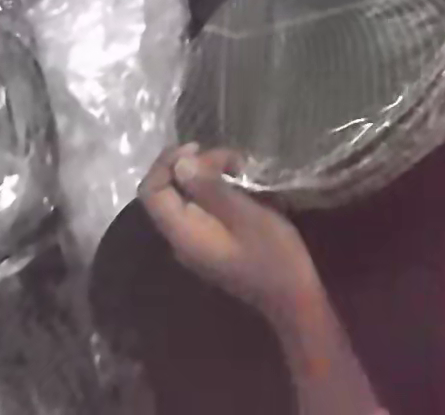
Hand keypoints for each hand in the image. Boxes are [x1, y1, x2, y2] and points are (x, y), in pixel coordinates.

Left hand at [138, 145, 322, 325]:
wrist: (292, 297)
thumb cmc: (273, 254)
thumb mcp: (246, 215)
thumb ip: (211, 190)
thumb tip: (181, 163)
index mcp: (185, 234)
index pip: (152, 193)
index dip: (166, 163)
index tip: (198, 146)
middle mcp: (182, 238)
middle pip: (168, 191)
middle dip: (195, 165)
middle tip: (234, 158)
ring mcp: (196, 240)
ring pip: (186, 196)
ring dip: (209, 174)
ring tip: (242, 166)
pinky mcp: (211, 240)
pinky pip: (200, 206)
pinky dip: (216, 188)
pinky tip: (241, 182)